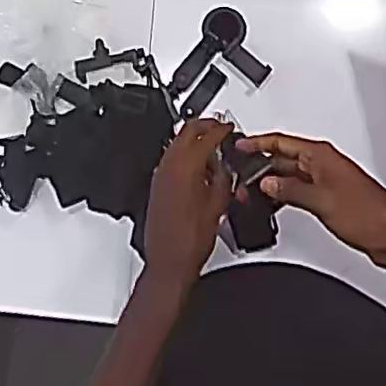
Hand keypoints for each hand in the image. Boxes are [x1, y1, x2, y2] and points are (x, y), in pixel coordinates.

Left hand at [142, 118, 233, 291]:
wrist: (169, 260)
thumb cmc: (190, 239)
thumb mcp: (219, 204)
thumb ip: (223, 178)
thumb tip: (225, 167)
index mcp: (187, 166)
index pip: (207, 136)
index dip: (221, 129)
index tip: (229, 128)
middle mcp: (170, 165)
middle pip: (187, 130)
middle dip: (205, 126)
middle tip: (219, 129)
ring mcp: (160, 173)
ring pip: (177, 143)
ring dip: (194, 139)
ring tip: (212, 149)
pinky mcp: (157, 183)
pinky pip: (171, 158)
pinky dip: (185, 155)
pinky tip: (198, 168)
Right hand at [240, 133, 385, 269]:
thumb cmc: (369, 215)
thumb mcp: (319, 200)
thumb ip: (289, 190)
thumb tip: (268, 183)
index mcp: (321, 155)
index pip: (281, 141)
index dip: (257, 142)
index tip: (240, 145)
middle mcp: (324, 164)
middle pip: (283, 157)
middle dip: (261, 166)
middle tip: (242, 176)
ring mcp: (327, 180)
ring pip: (290, 174)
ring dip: (272, 182)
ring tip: (252, 192)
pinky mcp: (330, 196)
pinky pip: (299, 188)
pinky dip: (284, 194)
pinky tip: (275, 203)